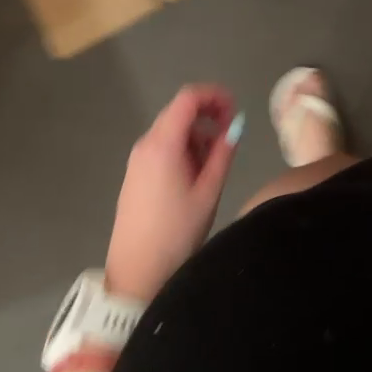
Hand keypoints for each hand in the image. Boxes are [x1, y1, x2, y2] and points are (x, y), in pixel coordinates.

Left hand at [104, 84, 240, 301]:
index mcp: (163, 145)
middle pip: (179, 111)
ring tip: (214, 164)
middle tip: (230, 137)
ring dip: (197, 134)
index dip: (216, 95)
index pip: (189, 97)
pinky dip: (184, 148)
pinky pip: (163, 147)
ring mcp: (137, 161)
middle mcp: (145, 145)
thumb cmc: (176, 232)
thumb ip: (223, 153)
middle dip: (208, 115)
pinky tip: (195, 176)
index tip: (236, 111)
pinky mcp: (135, 176)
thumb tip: (235, 126)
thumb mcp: (209, 191)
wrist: (136, 275)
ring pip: (172, 129)